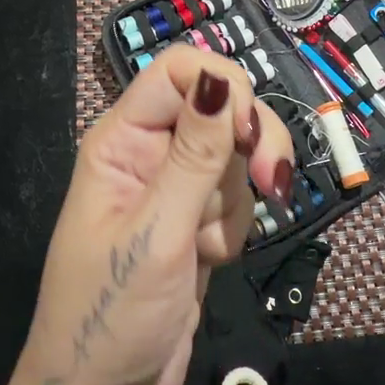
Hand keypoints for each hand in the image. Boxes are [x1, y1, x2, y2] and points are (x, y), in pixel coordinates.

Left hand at [10, 47, 294, 384]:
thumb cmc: (111, 313)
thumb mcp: (157, 233)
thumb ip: (195, 155)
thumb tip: (219, 76)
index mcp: (122, 138)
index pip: (178, 70)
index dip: (223, 86)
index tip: (249, 133)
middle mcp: (148, 151)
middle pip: (220, 107)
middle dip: (248, 146)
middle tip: (273, 185)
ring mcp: (174, 187)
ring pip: (234, 156)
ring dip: (235, 202)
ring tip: (205, 247)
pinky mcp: (195, 220)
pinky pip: (235, 198)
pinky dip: (233, 228)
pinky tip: (207, 260)